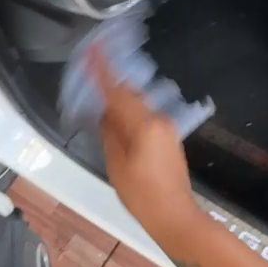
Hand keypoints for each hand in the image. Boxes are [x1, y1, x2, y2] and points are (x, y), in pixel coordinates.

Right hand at [92, 49, 208, 249]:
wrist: (174, 216)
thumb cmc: (142, 195)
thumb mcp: (116, 165)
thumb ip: (109, 134)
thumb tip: (105, 115)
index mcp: (144, 125)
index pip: (118, 92)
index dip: (104, 70)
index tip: (94, 49)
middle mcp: (159, 121)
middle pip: (131, 96)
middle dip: (112, 88)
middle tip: (92, 79)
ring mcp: (167, 130)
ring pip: (138, 108)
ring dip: (120, 104)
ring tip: (101, 107)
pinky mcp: (169, 140)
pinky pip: (145, 119)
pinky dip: (130, 117)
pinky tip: (118, 127)